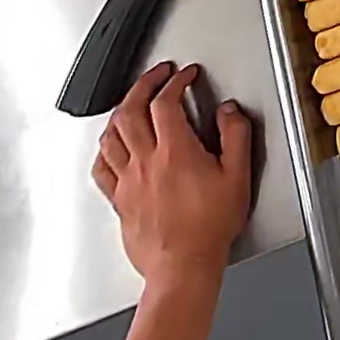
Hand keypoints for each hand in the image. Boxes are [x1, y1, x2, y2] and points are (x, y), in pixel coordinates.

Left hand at [92, 62, 251, 295]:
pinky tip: (114, 142)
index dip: (176, 81)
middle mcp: (146, 162)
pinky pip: (102, 166)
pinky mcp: (119, 199)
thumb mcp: (238, 174)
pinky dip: (105, 146)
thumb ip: (236, 135)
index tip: (187, 74)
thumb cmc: (211, 224)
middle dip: (144, 84)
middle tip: (159, 73)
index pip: (166, 103)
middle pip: (131, 110)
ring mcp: (128, 181)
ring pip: (111, 135)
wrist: (183, 266)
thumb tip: (228, 111)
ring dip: (122, 108)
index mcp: (175, 152)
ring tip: (136, 98)